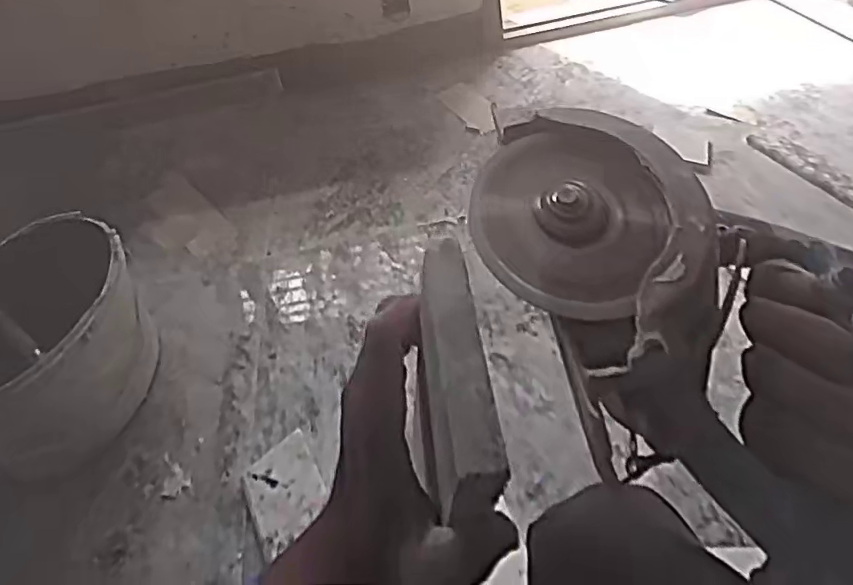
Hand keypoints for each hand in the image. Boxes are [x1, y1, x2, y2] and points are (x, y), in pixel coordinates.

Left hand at [263, 297, 517, 584]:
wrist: (344, 560)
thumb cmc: (382, 553)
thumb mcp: (435, 561)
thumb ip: (477, 543)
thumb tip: (508, 522)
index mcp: (374, 420)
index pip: (383, 345)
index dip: (410, 313)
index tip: (444, 294)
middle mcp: (362, 399)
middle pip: (380, 332)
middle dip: (415, 310)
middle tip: (456, 302)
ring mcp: (359, 401)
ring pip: (379, 341)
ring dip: (410, 323)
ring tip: (451, 318)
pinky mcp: (364, 409)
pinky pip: (382, 357)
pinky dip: (404, 341)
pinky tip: (435, 353)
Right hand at [738, 260, 852, 584]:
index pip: (786, 280)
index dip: (799, 289)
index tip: (842, 316)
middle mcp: (824, 372)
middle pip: (766, 318)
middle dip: (839, 357)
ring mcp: (794, 415)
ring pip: (763, 370)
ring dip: (849, 416)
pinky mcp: (773, 463)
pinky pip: (763, 429)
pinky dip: (835, 462)